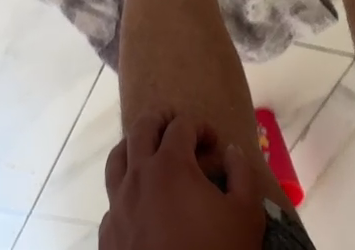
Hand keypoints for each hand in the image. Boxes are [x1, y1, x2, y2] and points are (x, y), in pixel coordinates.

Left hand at [99, 113, 266, 249]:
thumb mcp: (247, 214)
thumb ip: (241, 173)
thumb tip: (231, 152)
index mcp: (170, 165)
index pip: (181, 125)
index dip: (200, 127)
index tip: (214, 142)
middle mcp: (137, 177)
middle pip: (141, 129)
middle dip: (161, 120)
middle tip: (176, 125)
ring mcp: (117, 205)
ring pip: (117, 159)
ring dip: (134, 146)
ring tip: (148, 150)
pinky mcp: (108, 234)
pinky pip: (112, 199)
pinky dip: (125, 190)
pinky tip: (140, 202)